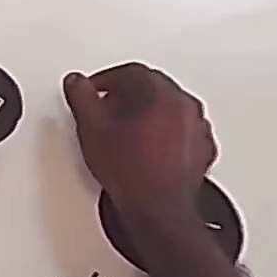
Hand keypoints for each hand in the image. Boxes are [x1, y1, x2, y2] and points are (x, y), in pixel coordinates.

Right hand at [63, 63, 217, 222]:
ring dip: (144, 111)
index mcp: (158, 94)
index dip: (104, 78)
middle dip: (124, 92)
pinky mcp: (201, 147)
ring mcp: (196, 127)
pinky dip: (162, 130)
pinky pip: (180, 128)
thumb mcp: (90, 127)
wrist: (156, 205)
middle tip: (103, 105)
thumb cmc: (129, 169)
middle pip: (152, 85)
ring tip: (121, 128)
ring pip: (167, 106)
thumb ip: (81, 97)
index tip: (91, 88)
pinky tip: (143, 145)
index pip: (130, 71)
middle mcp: (183, 105)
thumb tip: (75, 81)